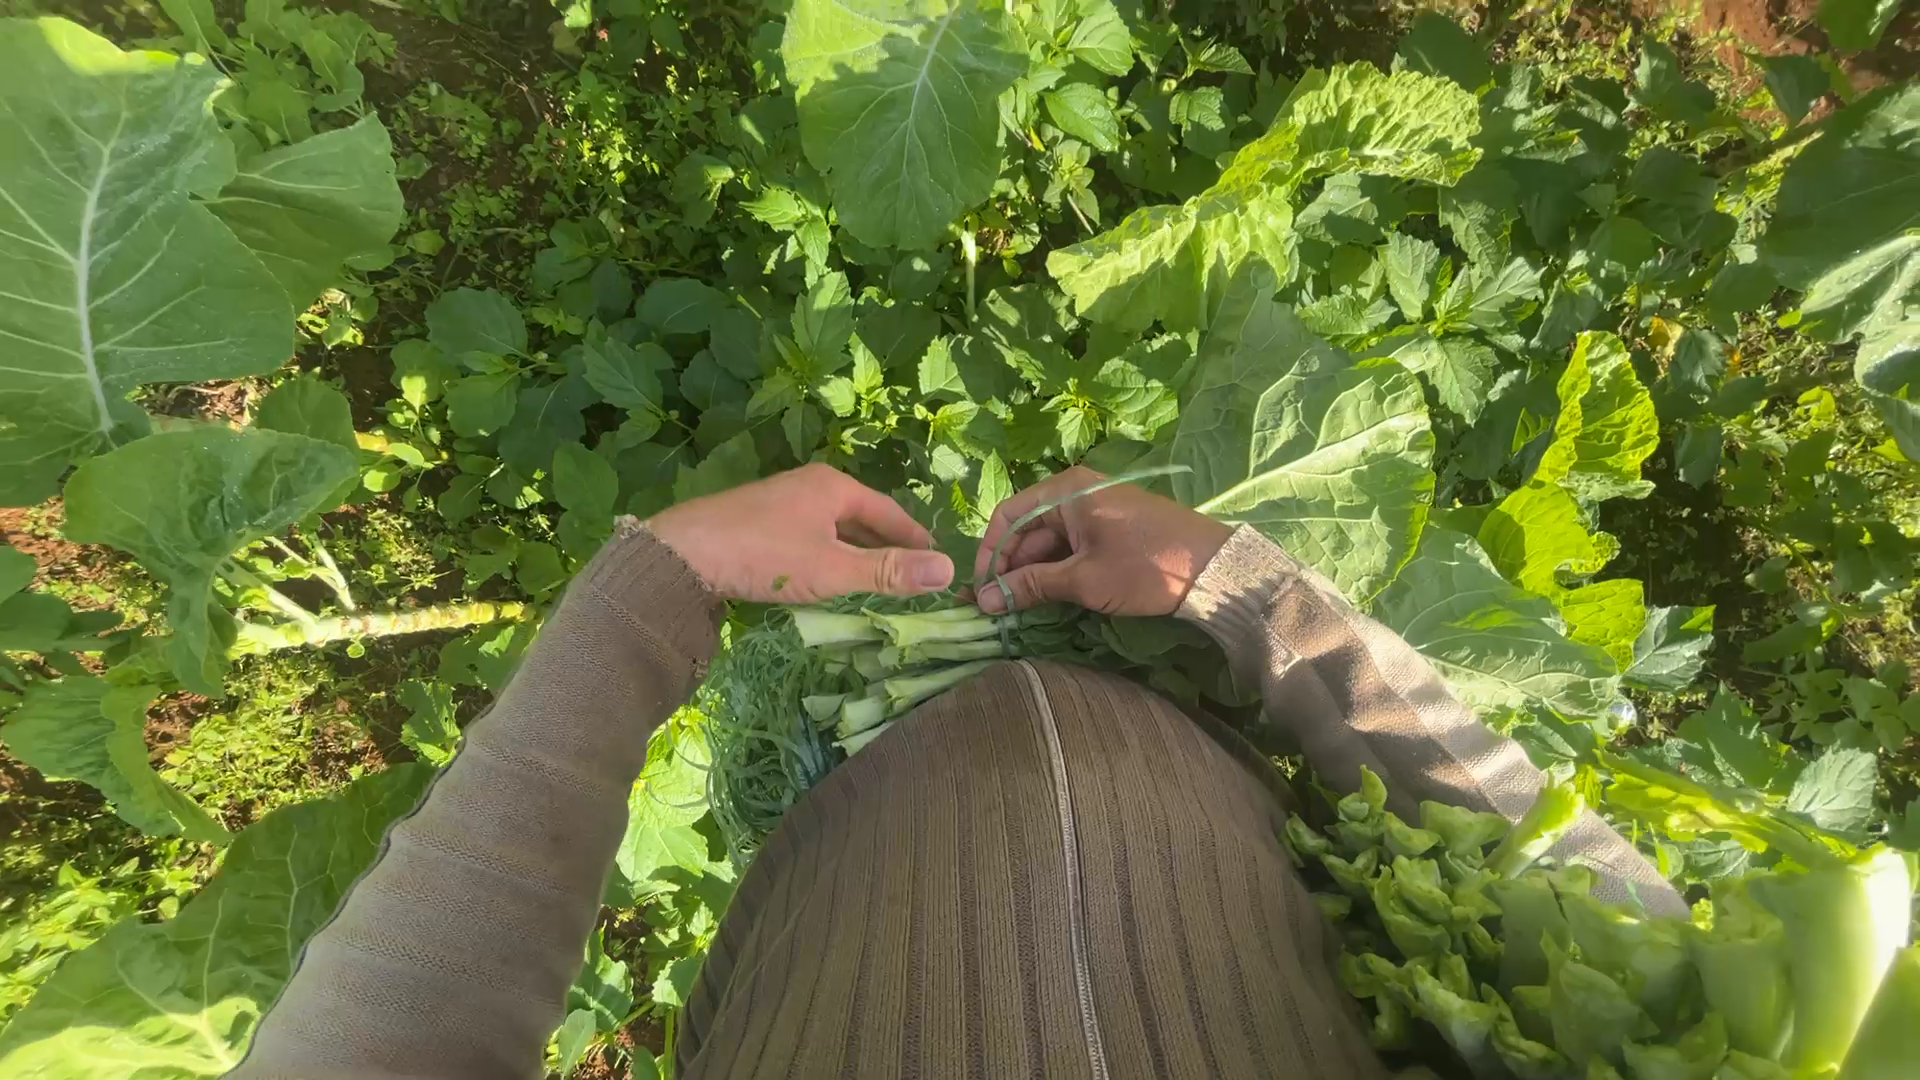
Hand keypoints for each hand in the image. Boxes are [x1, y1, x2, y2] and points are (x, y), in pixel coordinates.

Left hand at [647, 464, 953, 602]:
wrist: (682, 554)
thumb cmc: (766, 555)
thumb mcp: (834, 568)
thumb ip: (889, 571)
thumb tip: (949, 570)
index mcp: (834, 486)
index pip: (890, 512)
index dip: (915, 538)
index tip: (937, 560)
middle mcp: (811, 485)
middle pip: (863, 517)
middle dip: (888, 545)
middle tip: (911, 574)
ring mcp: (783, 501)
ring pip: (835, 527)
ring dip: (858, 551)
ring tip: (878, 578)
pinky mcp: (760, 520)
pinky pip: (811, 535)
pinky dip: (831, 554)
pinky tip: (830, 575)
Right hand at [971, 466, 1231, 615]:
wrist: (1217, 570)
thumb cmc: (1145, 567)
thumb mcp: (1083, 580)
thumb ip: (1030, 586)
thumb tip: (983, 602)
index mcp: (1065, 492)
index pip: (1008, 516)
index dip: (989, 553)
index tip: (981, 590)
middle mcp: (1076, 493)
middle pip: (1027, 530)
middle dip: (1009, 568)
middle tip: (995, 608)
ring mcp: (1095, 510)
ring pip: (1048, 542)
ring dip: (1032, 574)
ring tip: (1017, 609)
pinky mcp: (1111, 529)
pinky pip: (1071, 547)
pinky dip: (1056, 571)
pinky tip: (1047, 598)